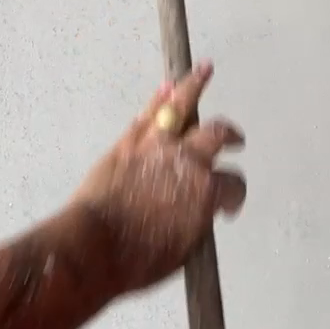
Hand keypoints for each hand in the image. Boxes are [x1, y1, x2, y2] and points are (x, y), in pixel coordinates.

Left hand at [70, 61, 246, 294]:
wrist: (94, 247)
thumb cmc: (138, 260)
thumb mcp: (183, 251)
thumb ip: (198, 222)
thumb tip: (200, 212)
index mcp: (206, 191)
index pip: (233, 185)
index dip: (235, 195)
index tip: (230, 203)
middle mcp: (188, 160)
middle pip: (217, 134)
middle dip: (230, 134)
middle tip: (235, 137)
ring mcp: (158, 145)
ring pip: (181, 105)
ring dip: (195, 84)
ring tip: (205, 68)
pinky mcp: (129, 142)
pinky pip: (148, 113)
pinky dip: (159, 98)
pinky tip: (166, 87)